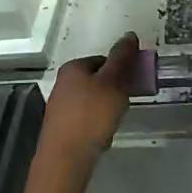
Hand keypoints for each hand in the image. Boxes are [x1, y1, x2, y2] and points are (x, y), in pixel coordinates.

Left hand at [40, 33, 140, 167]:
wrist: (65, 158)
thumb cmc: (92, 115)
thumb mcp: (113, 82)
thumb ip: (122, 58)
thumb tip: (129, 34)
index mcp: (73, 67)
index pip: (104, 60)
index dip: (121, 71)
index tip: (132, 85)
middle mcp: (62, 82)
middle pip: (98, 79)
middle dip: (114, 91)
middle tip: (124, 104)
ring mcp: (60, 106)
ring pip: (92, 100)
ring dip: (106, 108)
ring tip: (113, 122)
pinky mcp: (61, 127)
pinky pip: (85, 118)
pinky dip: (96, 123)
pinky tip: (102, 135)